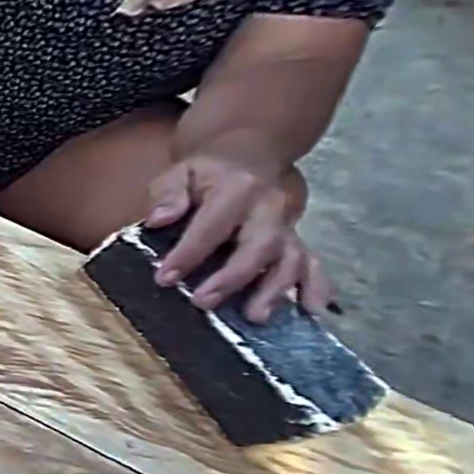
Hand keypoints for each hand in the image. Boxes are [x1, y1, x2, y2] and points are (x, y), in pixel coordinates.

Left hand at [142, 154, 332, 322]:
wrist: (249, 156)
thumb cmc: (205, 174)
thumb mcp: (180, 173)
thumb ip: (167, 194)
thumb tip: (159, 219)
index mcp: (237, 189)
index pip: (212, 225)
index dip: (188, 253)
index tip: (165, 278)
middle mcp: (269, 209)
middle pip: (259, 246)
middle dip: (232, 277)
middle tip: (203, 302)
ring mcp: (287, 227)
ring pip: (290, 259)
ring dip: (274, 290)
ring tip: (255, 317)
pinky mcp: (295, 242)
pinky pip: (312, 264)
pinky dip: (314, 287)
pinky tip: (310, 311)